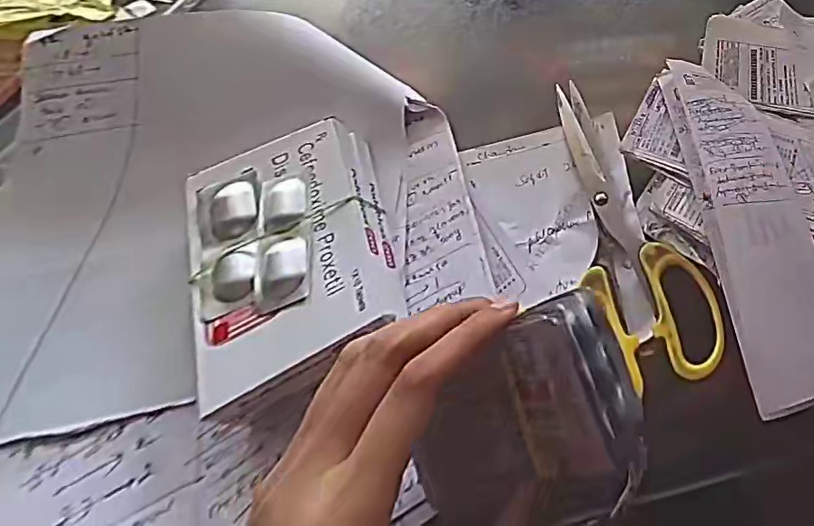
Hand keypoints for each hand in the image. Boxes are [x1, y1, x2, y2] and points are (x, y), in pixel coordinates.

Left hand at [252, 300, 517, 525]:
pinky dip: (380, 355)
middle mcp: (304, 476)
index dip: (464, 339)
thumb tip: (534, 493)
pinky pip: (332, 387)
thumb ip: (473, 520)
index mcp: (342, 507)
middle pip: (377, 358)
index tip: (502, 316)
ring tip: (455, 322)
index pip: (411, 387)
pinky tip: (407, 359)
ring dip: (409, 328)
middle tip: (488, 308)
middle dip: (440, 318)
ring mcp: (284, 471)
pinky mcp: (279, 475)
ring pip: (348, 363)